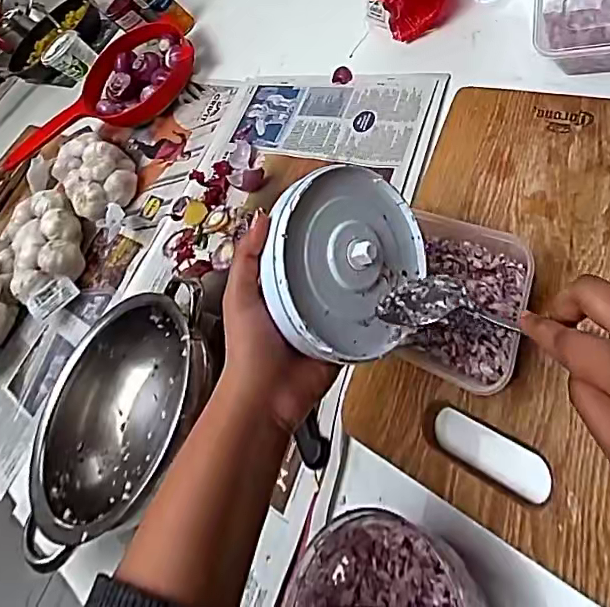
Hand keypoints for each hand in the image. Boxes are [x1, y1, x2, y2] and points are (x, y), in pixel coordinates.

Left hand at [217, 210, 339, 432]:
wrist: (268, 396)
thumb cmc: (247, 350)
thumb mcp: (239, 295)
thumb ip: (246, 258)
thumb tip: (259, 221)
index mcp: (270, 288)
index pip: (285, 252)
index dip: (296, 234)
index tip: (312, 212)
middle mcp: (295, 301)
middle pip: (316, 269)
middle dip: (328, 255)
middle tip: (344, 233)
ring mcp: (317, 320)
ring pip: (337, 293)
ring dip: (347, 281)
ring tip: (361, 257)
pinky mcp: (337, 339)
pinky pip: (354, 321)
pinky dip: (360, 311)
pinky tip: (370, 293)